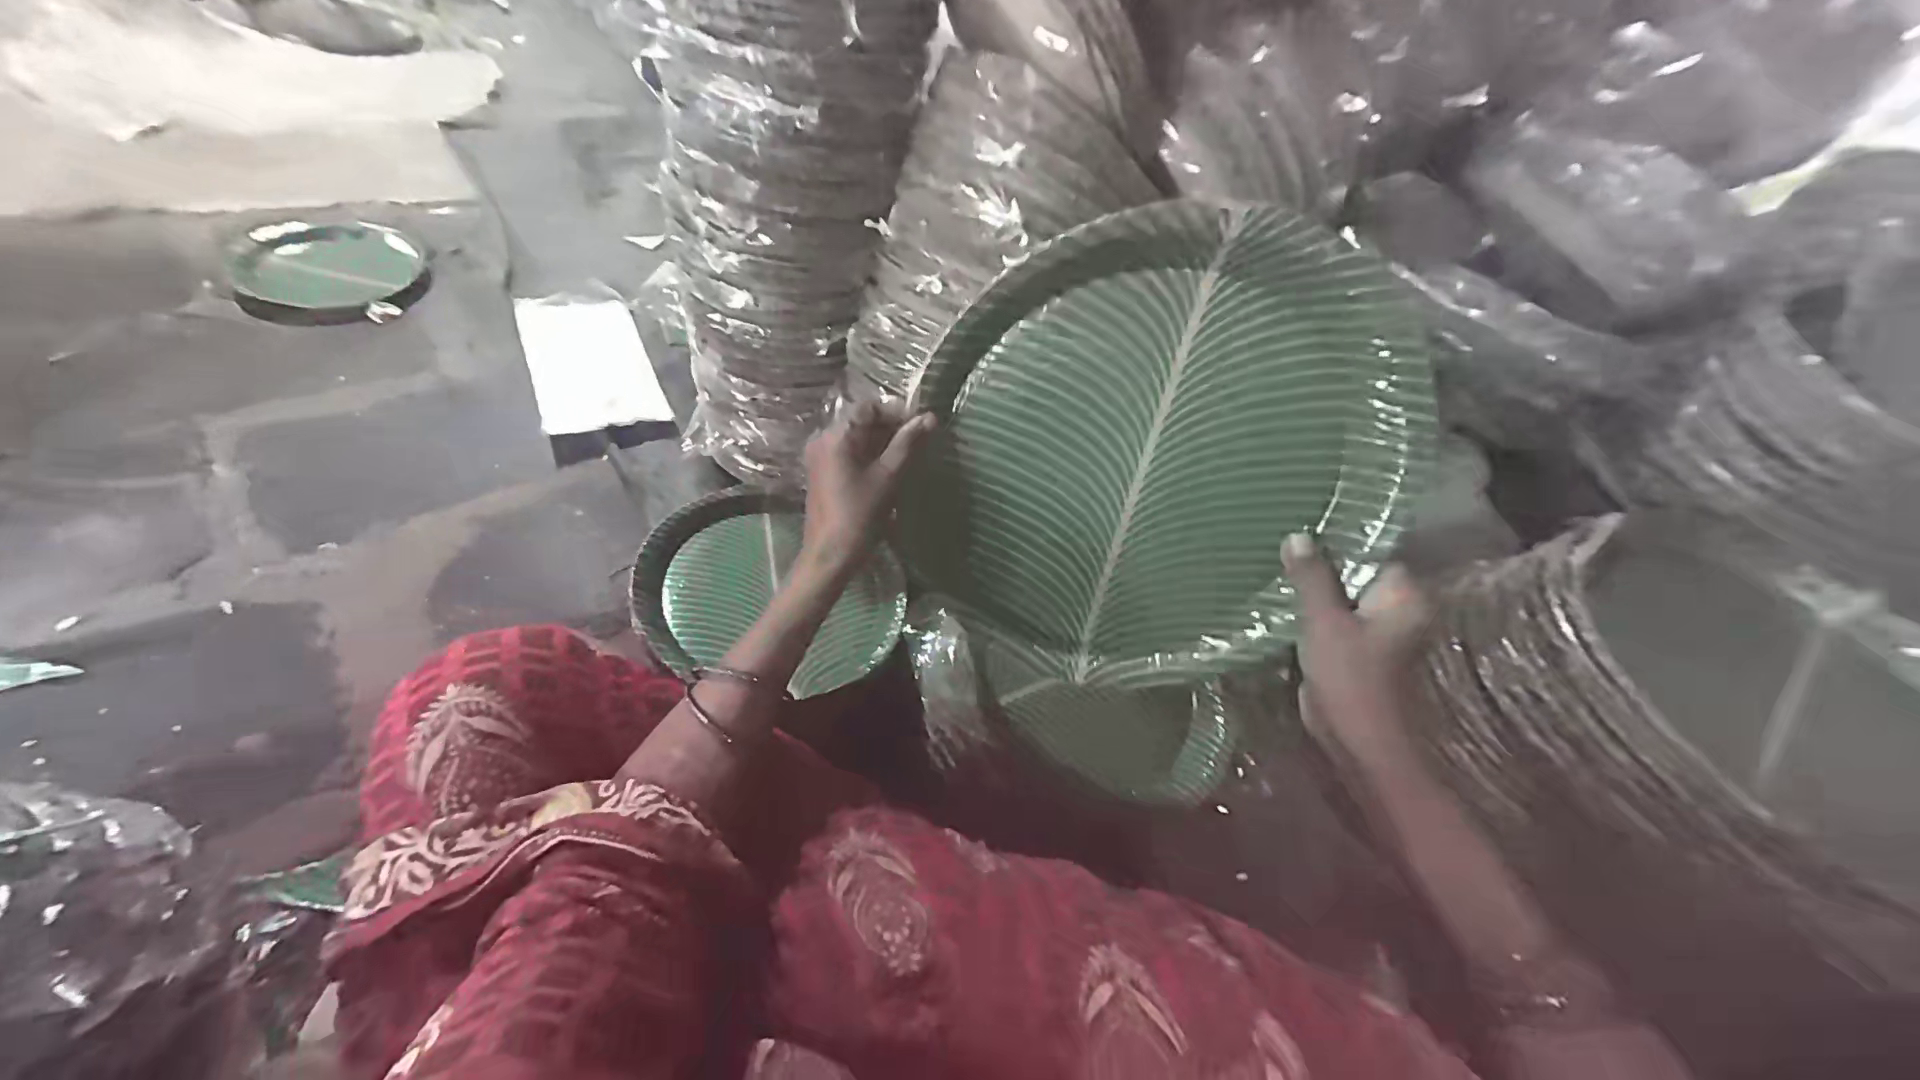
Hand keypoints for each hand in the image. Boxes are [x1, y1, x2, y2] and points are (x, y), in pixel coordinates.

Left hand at [801, 400, 937, 570]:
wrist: (830, 555)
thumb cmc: (859, 516)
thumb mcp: (888, 477)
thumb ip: (908, 444)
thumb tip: (929, 418)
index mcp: (835, 436)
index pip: (869, 407)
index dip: (897, 411)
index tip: (921, 424)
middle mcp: (823, 439)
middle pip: (861, 420)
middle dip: (891, 426)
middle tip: (919, 439)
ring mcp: (820, 456)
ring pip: (856, 437)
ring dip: (883, 441)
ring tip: (909, 454)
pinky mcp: (822, 472)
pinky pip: (849, 452)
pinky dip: (870, 454)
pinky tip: (890, 467)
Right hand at [1282, 534, 1430, 760]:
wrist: (1359, 740)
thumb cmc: (1349, 676)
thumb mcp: (1323, 621)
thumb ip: (1311, 578)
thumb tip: (1296, 536)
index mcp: (1403, 596)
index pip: (1372, 552)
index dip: (1337, 540)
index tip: (1301, 527)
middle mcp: (1398, 608)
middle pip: (1355, 574)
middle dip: (1321, 565)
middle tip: (1282, 547)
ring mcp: (1379, 630)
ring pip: (1343, 597)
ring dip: (1315, 590)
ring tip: (1279, 569)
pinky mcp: (1358, 649)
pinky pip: (1335, 618)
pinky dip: (1315, 612)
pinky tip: (1286, 603)